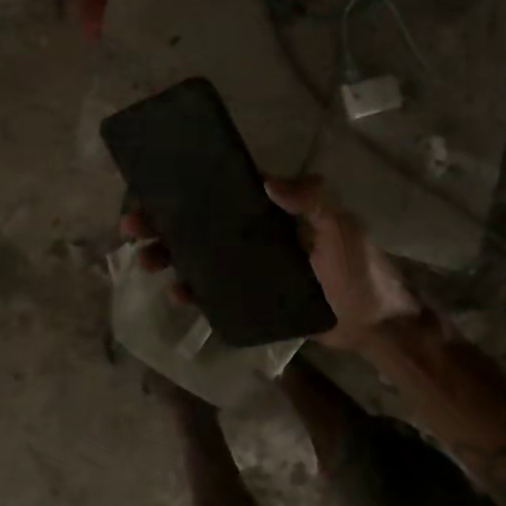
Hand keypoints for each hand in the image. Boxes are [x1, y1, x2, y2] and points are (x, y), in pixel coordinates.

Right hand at [118, 176, 421, 350]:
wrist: (372, 324)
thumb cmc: (357, 268)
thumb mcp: (340, 227)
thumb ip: (311, 201)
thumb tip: (268, 180)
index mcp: (274, 210)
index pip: (224, 191)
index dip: (189, 189)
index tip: (155, 189)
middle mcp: (258, 233)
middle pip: (203, 223)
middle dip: (166, 223)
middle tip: (132, 226)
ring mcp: (253, 266)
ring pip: (202, 256)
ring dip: (172, 255)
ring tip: (148, 261)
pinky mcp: (252, 297)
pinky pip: (215, 290)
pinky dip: (194, 289)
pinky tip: (179, 292)